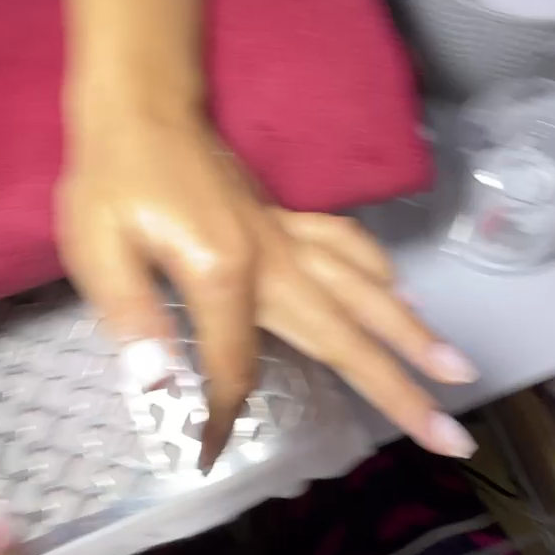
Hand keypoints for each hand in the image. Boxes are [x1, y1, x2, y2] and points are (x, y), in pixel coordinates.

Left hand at [58, 101, 478, 464]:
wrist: (141, 103)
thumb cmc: (113, 176)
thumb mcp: (98, 248)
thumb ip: (133, 318)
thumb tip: (158, 388)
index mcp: (222, 275)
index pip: (235, 368)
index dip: (225, 416)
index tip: (209, 451)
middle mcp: (273, 260)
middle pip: (345, 336)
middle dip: (400, 391)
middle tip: (452, 437)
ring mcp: (287, 236)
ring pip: (363, 290)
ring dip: (413, 333)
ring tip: (456, 369)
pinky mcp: (287, 219)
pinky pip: (348, 245)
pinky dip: (380, 273)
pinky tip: (400, 294)